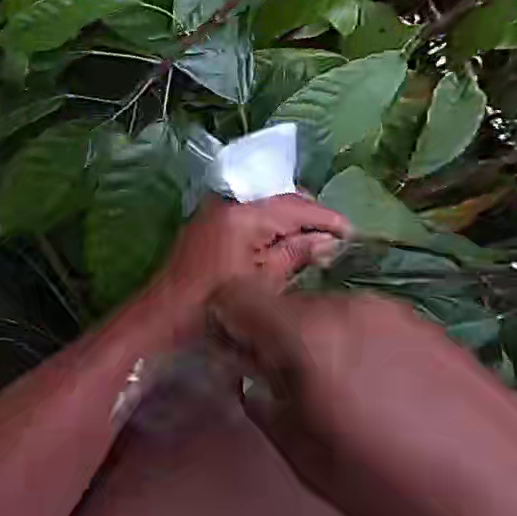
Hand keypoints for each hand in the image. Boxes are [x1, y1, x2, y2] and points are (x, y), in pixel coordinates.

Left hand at [143, 195, 348, 313]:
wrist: (164, 317)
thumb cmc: (217, 308)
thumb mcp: (266, 284)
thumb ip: (297, 255)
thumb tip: (328, 240)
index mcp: (242, 214)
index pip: (294, 205)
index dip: (326, 218)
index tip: (352, 233)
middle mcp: (228, 201)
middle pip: (279, 197)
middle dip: (309, 215)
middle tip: (335, 238)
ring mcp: (214, 209)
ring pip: (264, 203)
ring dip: (289, 218)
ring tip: (315, 240)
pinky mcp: (208, 221)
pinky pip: (247, 212)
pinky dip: (268, 223)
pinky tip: (284, 242)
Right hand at [207, 282, 516, 515]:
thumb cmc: (406, 491)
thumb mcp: (314, 464)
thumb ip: (267, 405)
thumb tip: (248, 373)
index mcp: (309, 335)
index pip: (236, 295)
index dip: (222, 320)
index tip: (229, 354)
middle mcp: (344, 303)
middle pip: (282, 305)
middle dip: (272, 339)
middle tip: (287, 388)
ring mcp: (387, 306)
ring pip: (323, 312)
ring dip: (314, 343)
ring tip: (344, 399)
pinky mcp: (421, 318)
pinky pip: (362, 320)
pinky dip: (352, 345)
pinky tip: (386, 395)